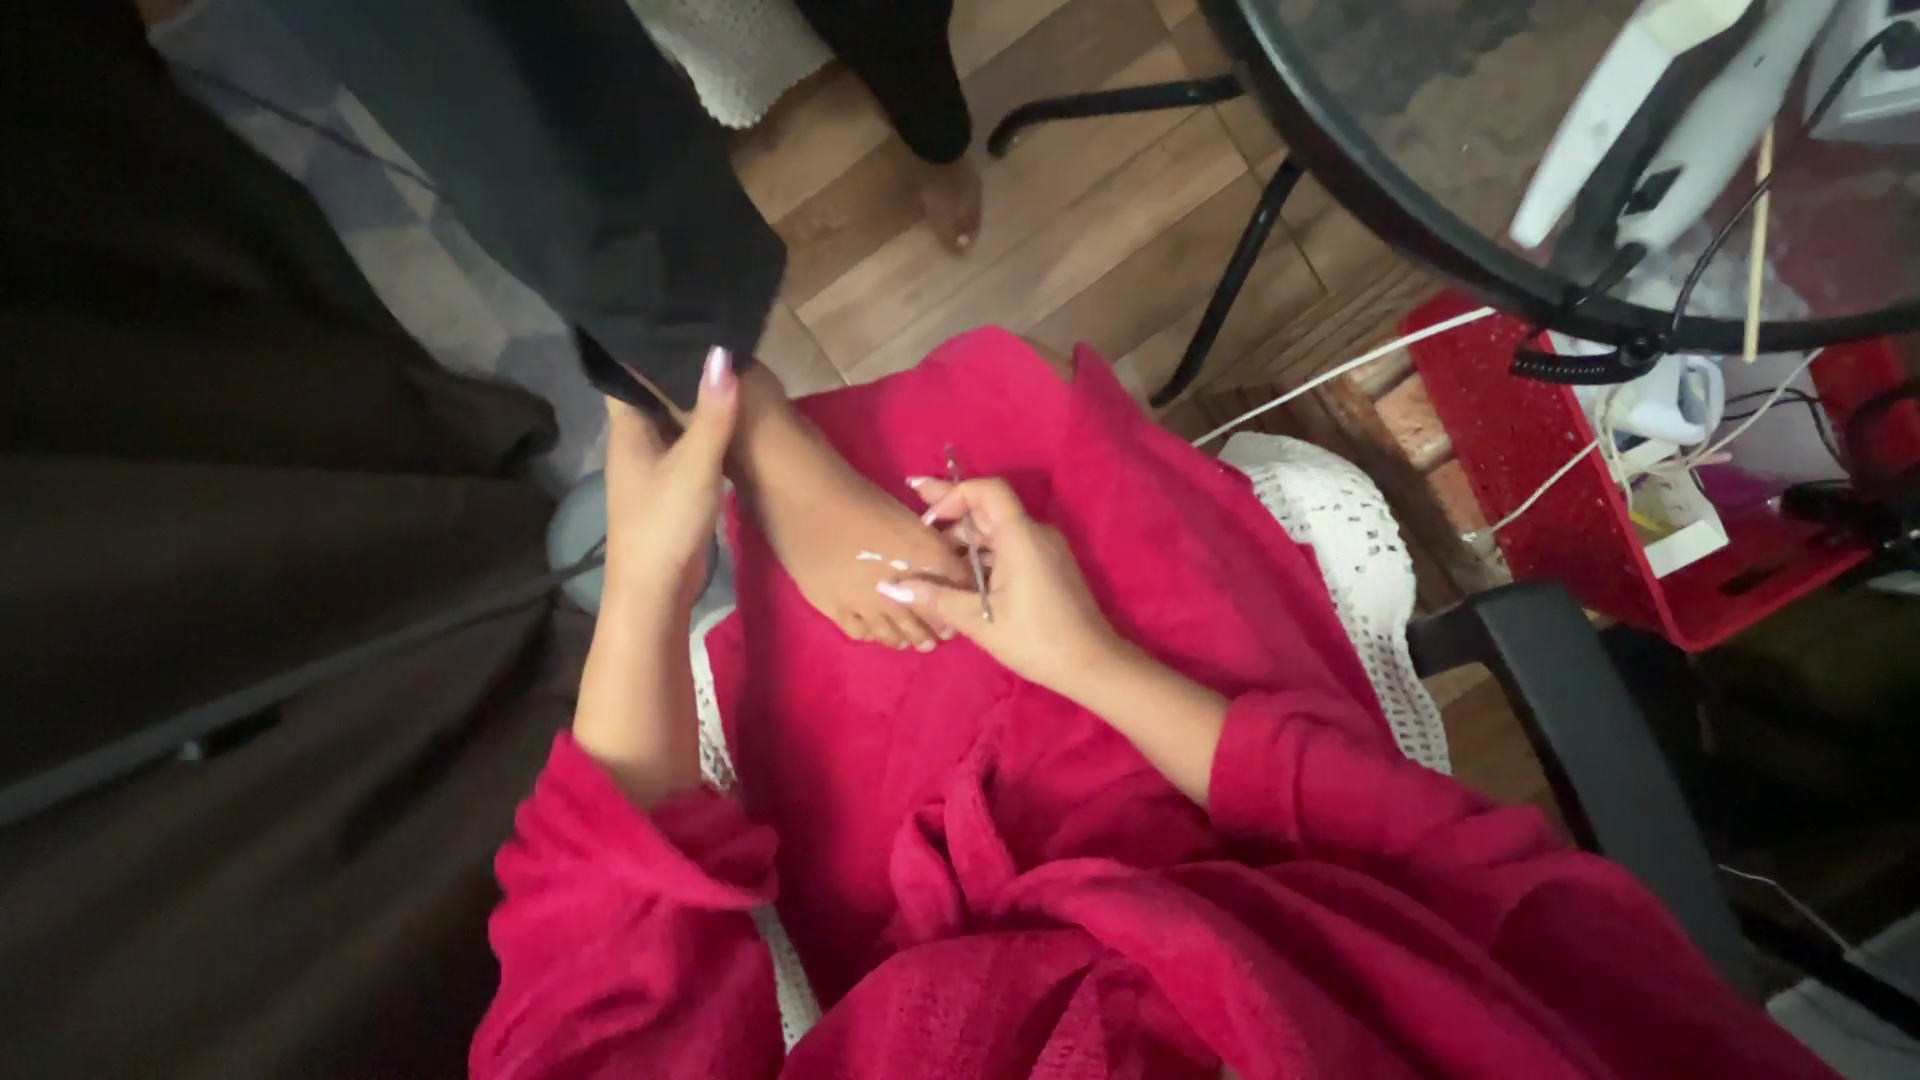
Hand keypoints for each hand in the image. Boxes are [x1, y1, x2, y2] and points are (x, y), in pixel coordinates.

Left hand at [601, 346, 736, 613]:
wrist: (655, 590)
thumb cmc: (665, 523)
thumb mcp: (695, 465)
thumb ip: (713, 414)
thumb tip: (721, 352)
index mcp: (628, 429)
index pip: (627, 373)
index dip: (645, 345)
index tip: (675, 316)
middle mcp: (635, 442)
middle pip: (653, 395)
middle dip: (678, 369)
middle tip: (714, 333)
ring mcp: (653, 467)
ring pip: (673, 423)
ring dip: (694, 402)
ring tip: (727, 368)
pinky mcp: (671, 487)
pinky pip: (688, 447)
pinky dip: (704, 431)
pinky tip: (729, 421)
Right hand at [877, 477, 1127, 696]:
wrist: (1092, 665)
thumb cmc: (1036, 638)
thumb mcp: (979, 620)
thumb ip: (935, 597)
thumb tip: (890, 587)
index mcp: (1021, 536)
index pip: (986, 490)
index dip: (954, 495)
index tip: (928, 519)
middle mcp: (1035, 534)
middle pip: (989, 509)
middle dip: (951, 513)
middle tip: (913, 516)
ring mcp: (1044, 551)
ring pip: (998, 532)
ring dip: (965, 540)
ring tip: (929, 555)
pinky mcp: (1047, 568)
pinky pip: (1009, 549)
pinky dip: (983, 556)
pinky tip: (959, 575)